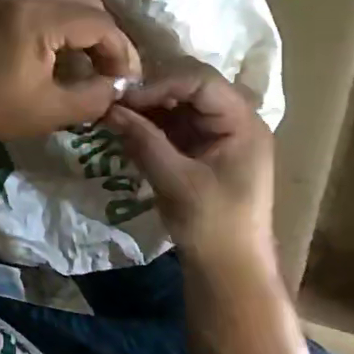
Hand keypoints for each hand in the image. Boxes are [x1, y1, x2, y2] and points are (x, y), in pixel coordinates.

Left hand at [0, 0, 140, 141]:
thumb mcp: (46, 112)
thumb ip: (94, 98)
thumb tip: (119, 85)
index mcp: (37, 16)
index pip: (102, 23)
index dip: (122, 53)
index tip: (123, 82)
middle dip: (106, 33)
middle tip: (108, 68)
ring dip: (84, 18)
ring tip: (85, 55)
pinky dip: (58, 10)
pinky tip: (56, 40)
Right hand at [100, 60, 275, 271]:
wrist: (229, 271)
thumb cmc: (212, 225)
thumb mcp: (175, 181)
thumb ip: (143, 140)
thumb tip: (110, 109)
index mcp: (243, 124)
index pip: (201, 82)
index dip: (161, 84)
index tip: (126, 99)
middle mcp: (235, 121)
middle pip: (191, 86)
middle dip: (153, 91)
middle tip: (118, 102)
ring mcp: (219, 134)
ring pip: (180, 102)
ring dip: (149, 105)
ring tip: (117, 113)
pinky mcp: (204, 148)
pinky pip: (175, 122)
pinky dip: (151, 121)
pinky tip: (127, 127)